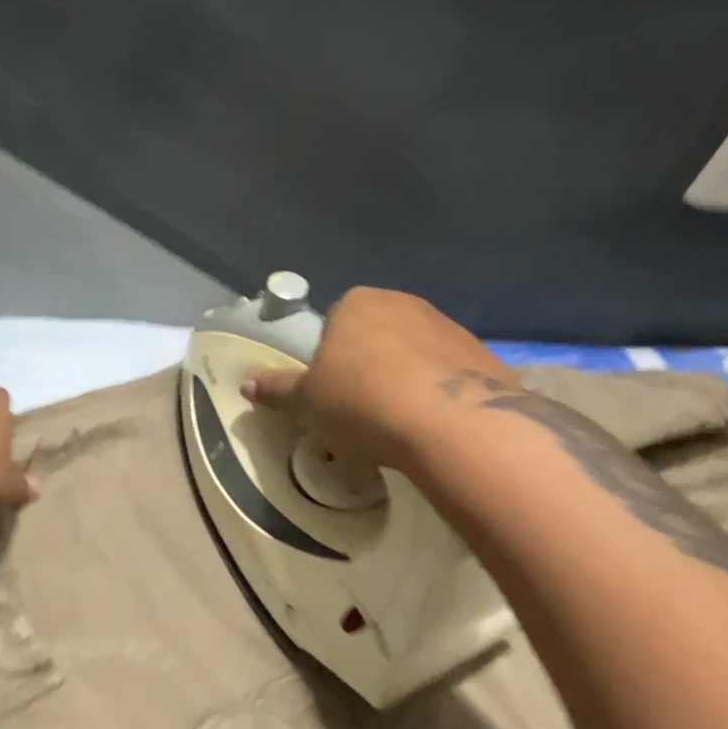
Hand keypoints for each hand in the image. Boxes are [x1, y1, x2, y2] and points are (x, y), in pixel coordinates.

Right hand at [242, 288, 518, 469]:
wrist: (453, 425)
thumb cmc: (361, 404)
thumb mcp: (306, 403)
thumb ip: (277, 390)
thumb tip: (245, 382)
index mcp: (355, 304)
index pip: (334, 322)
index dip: (329, 357)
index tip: (330, 391)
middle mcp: (403, 303)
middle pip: (376, 333)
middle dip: (368, 364)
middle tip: (358, 407)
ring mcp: (448, 326)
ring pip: (414, 351)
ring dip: (404, 377)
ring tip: (396, 422)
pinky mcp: (482, 355)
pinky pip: (447, 373)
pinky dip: (438, 392)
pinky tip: (430, 424)